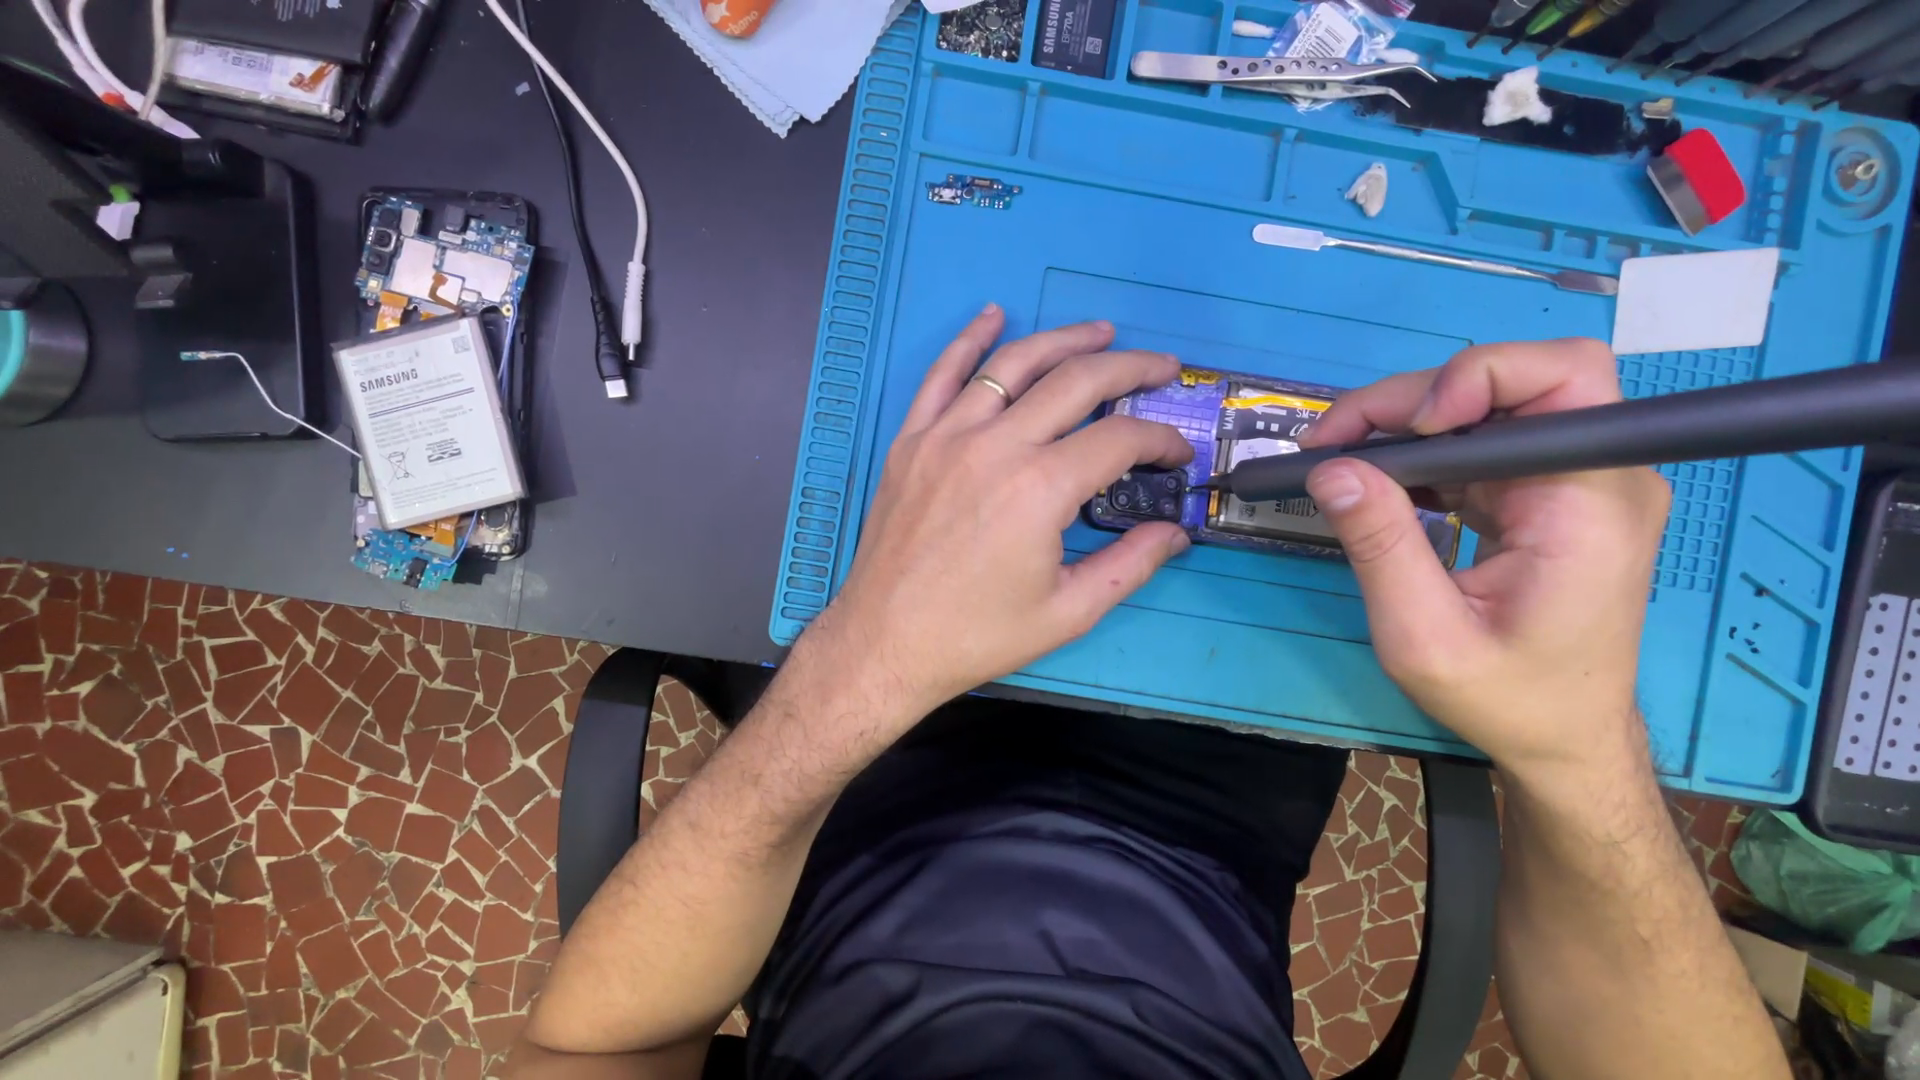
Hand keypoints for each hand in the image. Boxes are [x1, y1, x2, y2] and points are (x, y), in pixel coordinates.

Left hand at [800, 305, 1192, 719]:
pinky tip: (993, 316)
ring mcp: (946, 436)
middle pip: (1076, 380)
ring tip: (1100, 332)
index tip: (1174, 454)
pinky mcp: (911, 441)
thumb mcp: (1068, 613)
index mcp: (1040, 489)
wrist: (885, 642)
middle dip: (1130, 367)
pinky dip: (969, 340)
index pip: (1118, 438)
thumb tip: (1176, 533)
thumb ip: (1130, 564)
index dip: (1158, 440)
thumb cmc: (977, 635)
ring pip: (1013, 364)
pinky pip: (942, 374)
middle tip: (1161, 366)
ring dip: (1064, 340)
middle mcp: (995, 446)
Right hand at [1297, 339, 1671, 782]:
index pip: (1562, 376)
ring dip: (1404, 424)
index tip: (1404, 430)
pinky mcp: (1542, 495)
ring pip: (1486, 406)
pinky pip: (1479, 444)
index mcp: (1588, 502)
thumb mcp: (1423, 637)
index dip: (1475, 375)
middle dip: (1411, 399)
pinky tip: (1376, 481)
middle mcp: (1595, 474)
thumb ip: (1381, 548)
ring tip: (1337, 457)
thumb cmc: (1506, 700)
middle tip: (1330, 442)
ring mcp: (1571, 482)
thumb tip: (1332, 469)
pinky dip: (1420, 452)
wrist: (1563, 739)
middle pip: (1509, 382)